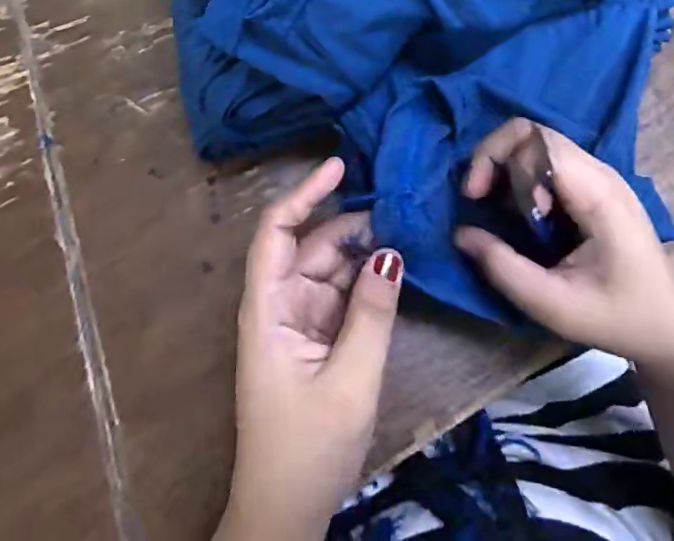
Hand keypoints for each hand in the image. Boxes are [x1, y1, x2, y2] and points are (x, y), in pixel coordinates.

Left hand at [219, 158, 404, 540]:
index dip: (304, 194)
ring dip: (363, 249)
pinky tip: (396, 264)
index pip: (277, 233)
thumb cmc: (308, 448)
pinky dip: (367, 278)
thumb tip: (390, 252)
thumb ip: (372, 314)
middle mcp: (280, 304)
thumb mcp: (350, 381)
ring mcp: (300, 320)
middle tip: (399, 204)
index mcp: (267, 310)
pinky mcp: (318, 336)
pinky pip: (342, 294)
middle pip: (310, 245)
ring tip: (406, 227)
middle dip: (350, 222)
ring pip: (330, 267)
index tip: (340, 166)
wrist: (287, 511)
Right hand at [454, 119, 673, 369]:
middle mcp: (599, 172)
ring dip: (508, 167)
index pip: (537, 140)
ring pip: (539, 143)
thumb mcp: (554, 305)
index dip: (496, 158)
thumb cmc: (618, 318)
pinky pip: (549, 160)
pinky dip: (523, 176)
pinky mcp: (595, 185)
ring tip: (498, 208)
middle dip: (495, 157)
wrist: (669, 326)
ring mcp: (600, 175)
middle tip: (478, 198)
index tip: (476, 199)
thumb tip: (460, 233)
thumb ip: (504, 268)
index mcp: (597, 193)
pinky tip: (522, 212)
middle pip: (534, 133)